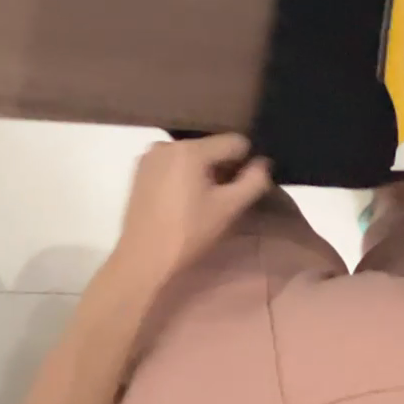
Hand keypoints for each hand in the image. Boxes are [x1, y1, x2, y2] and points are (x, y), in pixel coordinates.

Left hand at [112, 134, 271, 286]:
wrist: (142, 260)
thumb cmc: (188, 234)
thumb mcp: (229, 208)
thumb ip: (254, 181)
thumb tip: (263, 163)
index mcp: (190, 150)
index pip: (235, 143)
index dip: (246, 163)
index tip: (243, 188)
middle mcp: (167, 144)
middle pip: (212, 148)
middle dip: (222, 168)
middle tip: (224, 198)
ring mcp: (150, 157)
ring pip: (192, 156)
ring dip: (203, 173)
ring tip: (202, 202)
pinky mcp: (139, 171)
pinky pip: (173, 164)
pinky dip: (184, 176)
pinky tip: (183, 202)